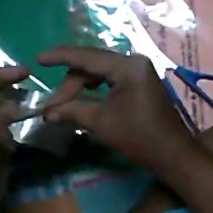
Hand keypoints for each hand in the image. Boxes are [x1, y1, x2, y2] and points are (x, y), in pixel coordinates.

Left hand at [0, 65, 29, 212]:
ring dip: (21, 108)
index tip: (26, 71)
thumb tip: (18, 105)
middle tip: (37, 86)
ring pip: (5, 115)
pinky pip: (10, 134)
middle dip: (13, 88)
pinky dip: (22, 128)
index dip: (2, 74)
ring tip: (41, 103)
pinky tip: (36, 126)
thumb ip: (0, 121)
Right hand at [38, 46, 195, 172]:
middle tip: (52, 107)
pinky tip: (80, 100)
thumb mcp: (100, 122)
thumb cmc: (138, 137)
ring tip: (63, 106)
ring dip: (79, 87)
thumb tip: (46, 112)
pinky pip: (109, 77)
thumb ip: (71, 111)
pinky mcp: (139, 81)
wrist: (173, 155)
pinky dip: (92, 88)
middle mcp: (133, 61)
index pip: (87, 57)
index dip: (60, 57)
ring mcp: (138, 70)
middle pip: (91, 65)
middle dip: (69, 85)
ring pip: (98, 71)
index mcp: (127, 66)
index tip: (39, 59)